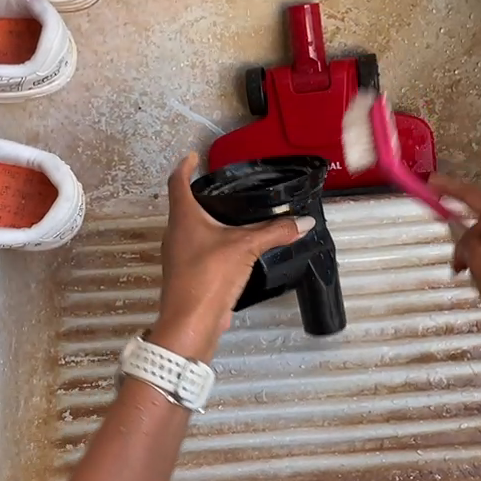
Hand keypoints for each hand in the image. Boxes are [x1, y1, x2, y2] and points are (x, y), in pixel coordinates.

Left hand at [152, 153, 311, 361]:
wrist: (190, 323)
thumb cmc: (209, 276)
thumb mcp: (245, 247)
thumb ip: (275, 232)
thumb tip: (304, 221)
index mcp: (183, 218)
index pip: (177, 182)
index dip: (184, 166)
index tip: (193, 156)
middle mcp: (175, 233)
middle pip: (184, 206)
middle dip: (200, 194)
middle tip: (222, 186)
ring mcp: (179, 256)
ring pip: (191, 229)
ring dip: (207, 220)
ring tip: (232, 214)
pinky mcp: (188, 275)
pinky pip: (199, 250)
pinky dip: (214, 243)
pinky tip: (233, 248)